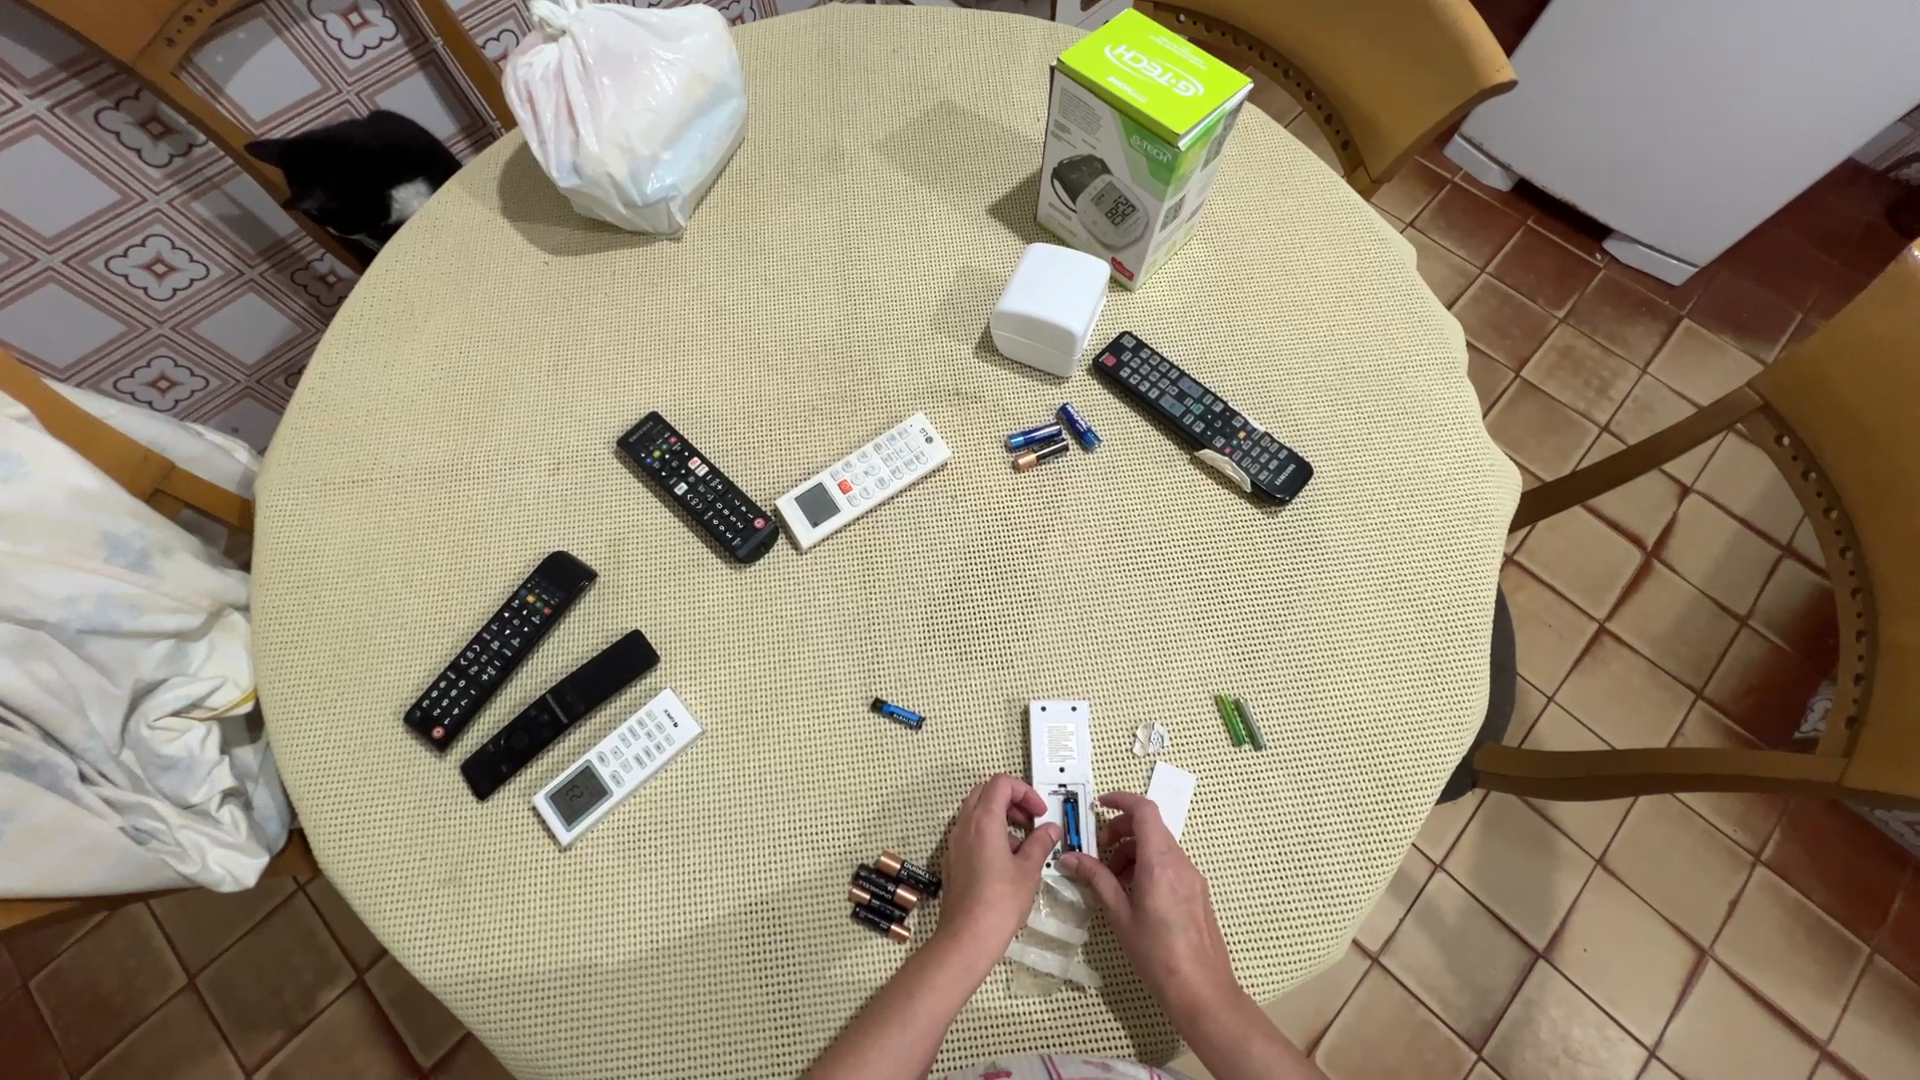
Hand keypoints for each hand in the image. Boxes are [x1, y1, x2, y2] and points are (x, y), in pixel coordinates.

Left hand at [935, 774, 1061, 953]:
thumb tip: (1051, 829)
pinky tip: (1004, 861)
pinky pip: (969, 832)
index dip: (1024, 791)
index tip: (1039, 813)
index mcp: (984, 820)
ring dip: (999, 816)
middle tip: (1029, 820)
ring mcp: (954, 842)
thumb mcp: (1028, 870)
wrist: (966, 937)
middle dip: (1010, 800)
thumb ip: (1040, 843)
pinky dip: (987, 833)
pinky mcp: (951, 859)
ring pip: (975, 811)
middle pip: (985, 792)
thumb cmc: (1001, 901)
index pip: (1001, 783)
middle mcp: (964, 825)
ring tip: (1021, 844)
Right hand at [1059, 792, 1238, 1011]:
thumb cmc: (1156, 954)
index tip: (1099, 806)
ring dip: (1133, 851)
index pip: (1144, 810)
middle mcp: (1180, 862)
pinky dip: (1148, 865)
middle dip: (1121, 831)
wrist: (1202, 991)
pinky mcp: (1198, 891)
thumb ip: (1096, 879)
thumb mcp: (1119, 915)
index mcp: (1159, 862)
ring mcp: (1192, 876)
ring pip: (1159, 846)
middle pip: (1150, 826)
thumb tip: (1069, 858)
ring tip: (1113, 879)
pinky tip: (1134, 893)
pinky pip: (1170, 863)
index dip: (1121, 800)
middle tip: (1099, 853)